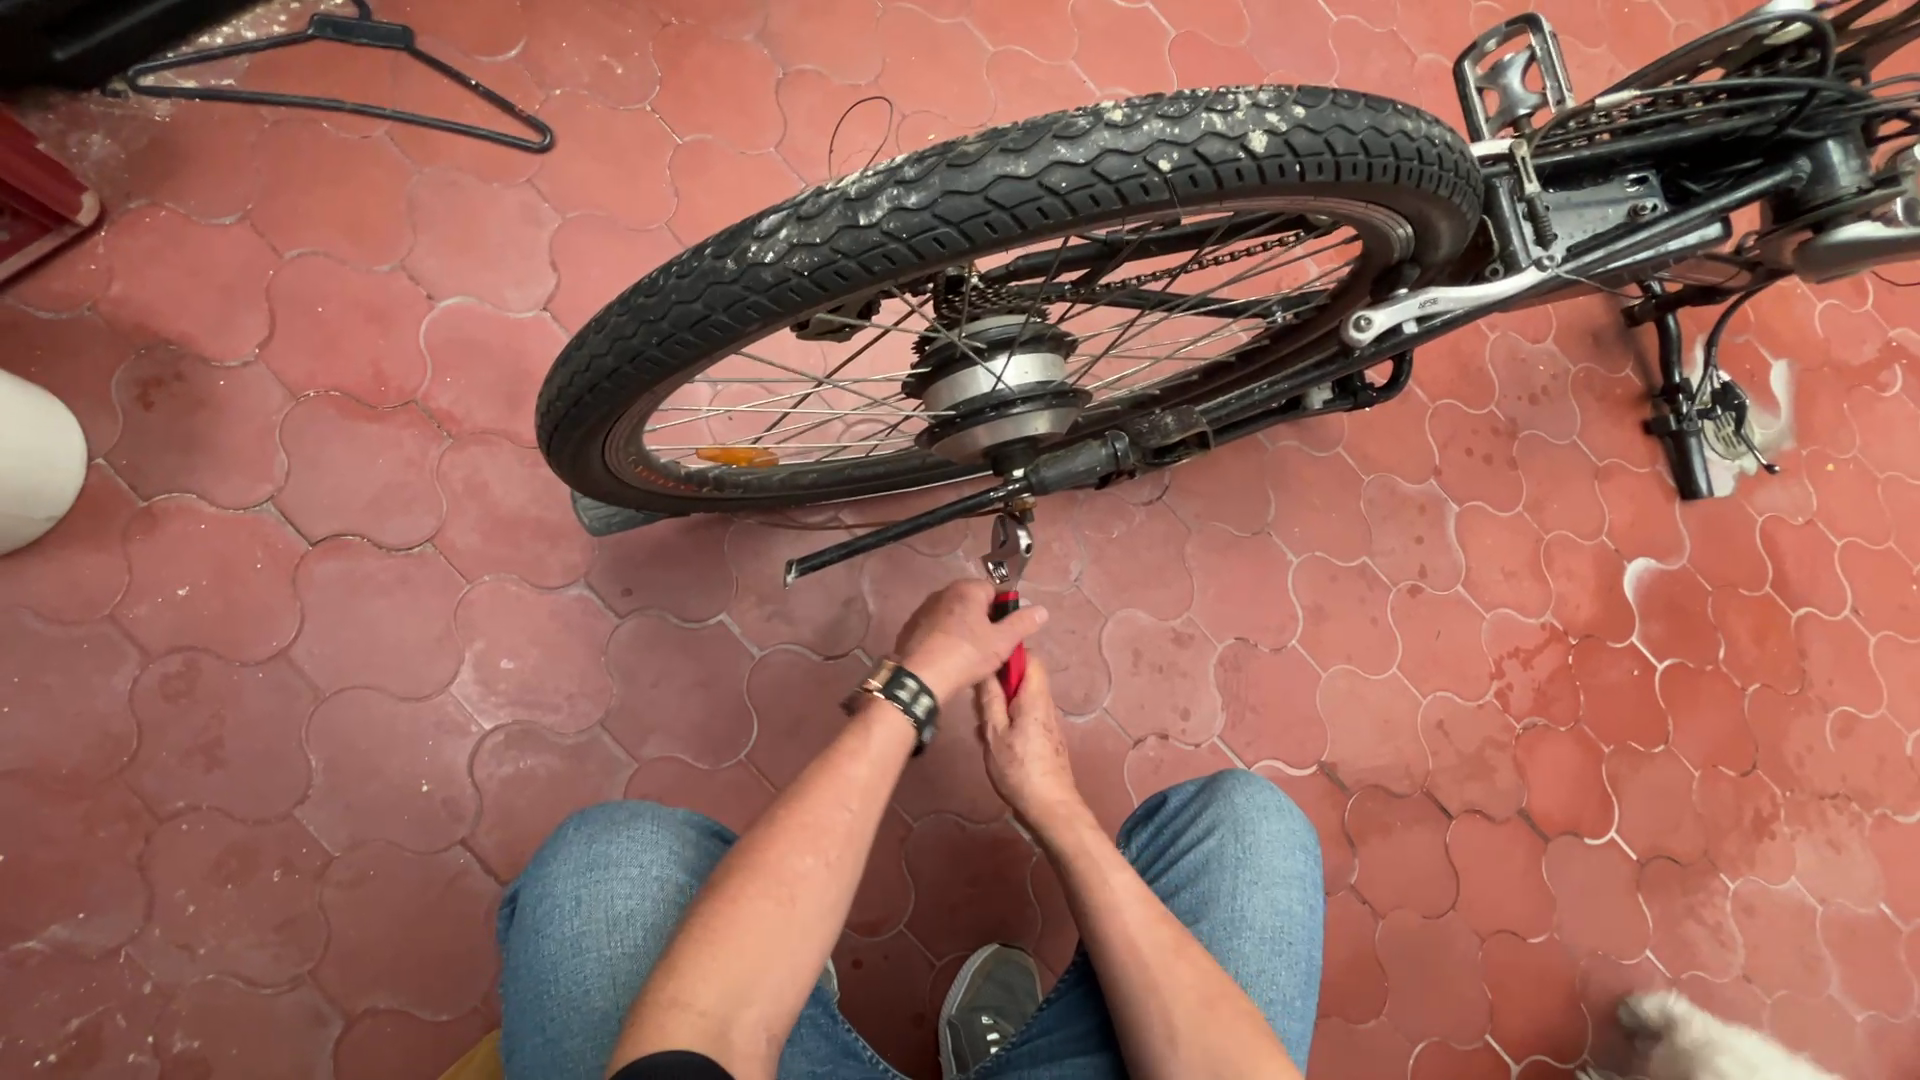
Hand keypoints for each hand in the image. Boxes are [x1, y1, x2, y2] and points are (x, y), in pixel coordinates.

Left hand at [894, 580, 1047, 702]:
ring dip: (963, 631)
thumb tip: (1042, 610)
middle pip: (973, 603)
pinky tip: (948, 659)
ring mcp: (924, 609)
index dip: (1004, 611)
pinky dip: (944, 639)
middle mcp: (943, 592)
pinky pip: (936, 629)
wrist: (918, 677)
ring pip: (954, 617)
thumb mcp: (1002, 642)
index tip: (1005, 633)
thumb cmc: (965, 655)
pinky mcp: (910, 627)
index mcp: (967, 589)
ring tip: (969, 657)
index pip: (995, 590)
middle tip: (990, 647)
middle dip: (984, 621)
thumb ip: (1023, 623)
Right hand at [976, 659, 1090, 838]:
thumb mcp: (995, 733)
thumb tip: (987, 670)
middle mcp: (1046, 705)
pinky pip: (1025, 718)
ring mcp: (1047, 723)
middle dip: (999, 686)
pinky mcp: (1045, 738)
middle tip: (977, 704)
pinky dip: (1008, 723)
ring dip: (1000, 708)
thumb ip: (990, 700)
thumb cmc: (1019, 769)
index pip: (1030, 658)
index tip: (986, 663)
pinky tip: (994, 743)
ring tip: (982, 727)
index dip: (1010, 655)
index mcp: (1035, 698)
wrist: (1050, 808)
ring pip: (1021, 700)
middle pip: (1024, 680)